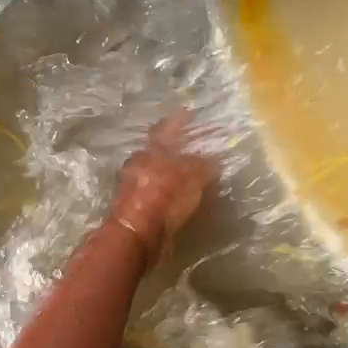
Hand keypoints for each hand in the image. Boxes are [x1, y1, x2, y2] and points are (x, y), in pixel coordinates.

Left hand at [110, 114, 216, 258]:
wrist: (137, 235)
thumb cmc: (163, 199)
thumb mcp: (190, 178)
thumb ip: (201, 166)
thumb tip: (212, 162)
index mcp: (151, 151)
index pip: (166, 128)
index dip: (178, 120)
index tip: (189, 112)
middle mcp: (139, 164)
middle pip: (159, 150)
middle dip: (176, 149)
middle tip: (194, 148)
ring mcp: (134, 185)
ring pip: (156, 171)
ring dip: (172, 171)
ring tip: (191, 173)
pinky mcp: (136, 206)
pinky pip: (157, 191)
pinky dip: (169, 190)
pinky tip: (181, 194)